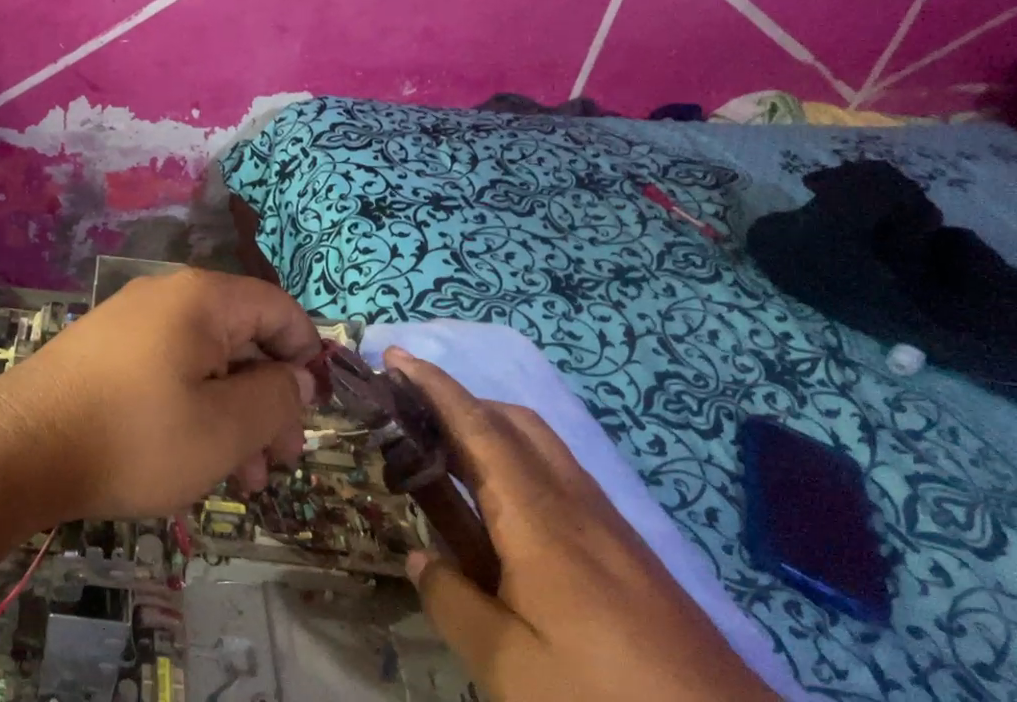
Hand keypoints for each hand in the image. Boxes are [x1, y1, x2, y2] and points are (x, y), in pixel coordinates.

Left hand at [0, 269, 320, 519]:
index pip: (279, 310)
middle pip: (241, 339)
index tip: (313, 414)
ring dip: (231, 418)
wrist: (17, 450)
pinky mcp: (101, 355)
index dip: (307, 359)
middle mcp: (164, 298)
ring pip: (203, 364)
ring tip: (240, 481)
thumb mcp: (224, 428)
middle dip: (268, 402)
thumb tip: (297, 377)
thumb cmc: (134, 437)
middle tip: (278, 463)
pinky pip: (165, 374)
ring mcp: (127, 325)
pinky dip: (190, 412)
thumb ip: (276, 399)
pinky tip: (192, 463)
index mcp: (201, 299)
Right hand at [386, 349, 780, 701]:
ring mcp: (609, 529)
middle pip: (517, 424)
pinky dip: (515, 465)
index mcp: (540, 522)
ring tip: (443, 452)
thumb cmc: (605, 695)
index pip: (480, 430)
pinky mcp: (629, 556)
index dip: (436, 389)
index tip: (396, 357)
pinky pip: (560, 481)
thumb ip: (453, 605)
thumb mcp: (509, 666)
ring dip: (490, 431)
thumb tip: (419, 558)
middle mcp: (577, 507)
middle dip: (461, 400)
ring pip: (543, 449)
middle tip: (410, 408)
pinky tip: (498, 510)